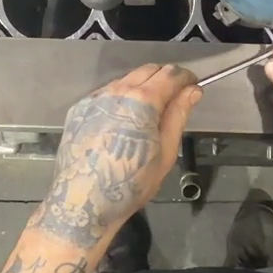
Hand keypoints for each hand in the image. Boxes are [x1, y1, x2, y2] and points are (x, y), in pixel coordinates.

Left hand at [30, 64, 201, 249]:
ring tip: (149, 112)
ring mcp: (95, 98)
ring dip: (141, 87)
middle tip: (175, 97)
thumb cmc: (131, 182)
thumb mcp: (165, 152)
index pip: (170, 74)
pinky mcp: (79, 109)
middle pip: (147, 70)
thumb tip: (192, 91)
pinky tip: (123, 122)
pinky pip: (106, 94)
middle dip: (165, 78)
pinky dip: (121, 99)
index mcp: (142, 99)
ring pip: (125, 80)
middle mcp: (116, 91)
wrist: (83, 201)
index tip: (193, 86)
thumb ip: (178, 115)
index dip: (186, 77)